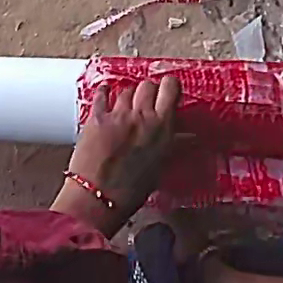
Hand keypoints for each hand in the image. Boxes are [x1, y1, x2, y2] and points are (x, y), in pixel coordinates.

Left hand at [51, 77, 181, 234]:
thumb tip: (187, 137)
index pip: (170, 88)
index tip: (167, 90)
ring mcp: (117, 115)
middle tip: (147, 100)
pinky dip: (104, 92)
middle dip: (148, 91)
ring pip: (126, 90)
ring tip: (127, 104)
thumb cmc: (131, 190)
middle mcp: (142, 116)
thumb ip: (171, 145)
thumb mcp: (160, 166)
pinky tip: (105, 91)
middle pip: (147, 85)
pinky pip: (102, 95)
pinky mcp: (96, 118)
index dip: (168, 86)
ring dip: (128, 95)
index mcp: (162, 128)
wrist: (98, 197)